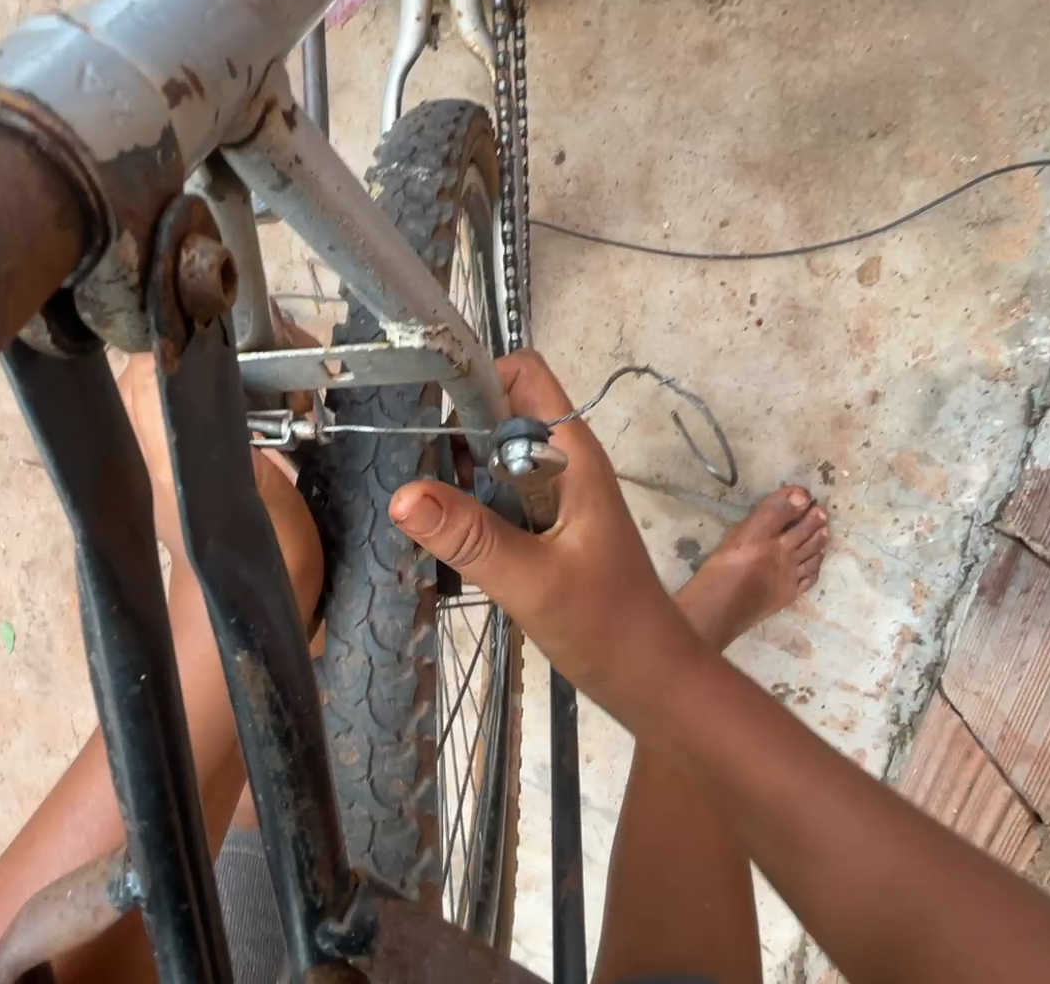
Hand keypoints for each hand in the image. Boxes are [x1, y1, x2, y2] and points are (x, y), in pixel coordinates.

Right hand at [388, 350, 700, 700]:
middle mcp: (558, 461)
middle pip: (495, 411)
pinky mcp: (538, 522)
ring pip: (489, 453)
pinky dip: (463, 501)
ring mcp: (548, 492)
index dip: (474, 379)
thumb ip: (471, 537)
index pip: (521, 374)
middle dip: (451, 429)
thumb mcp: (533, 580)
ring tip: (416, 504)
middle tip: (409, 471)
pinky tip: (440, 532)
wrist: (647, 675)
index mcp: (570, 453)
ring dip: (452, 470)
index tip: (425, 417)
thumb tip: (402, 496)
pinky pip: (491, 491)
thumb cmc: (607, 624)